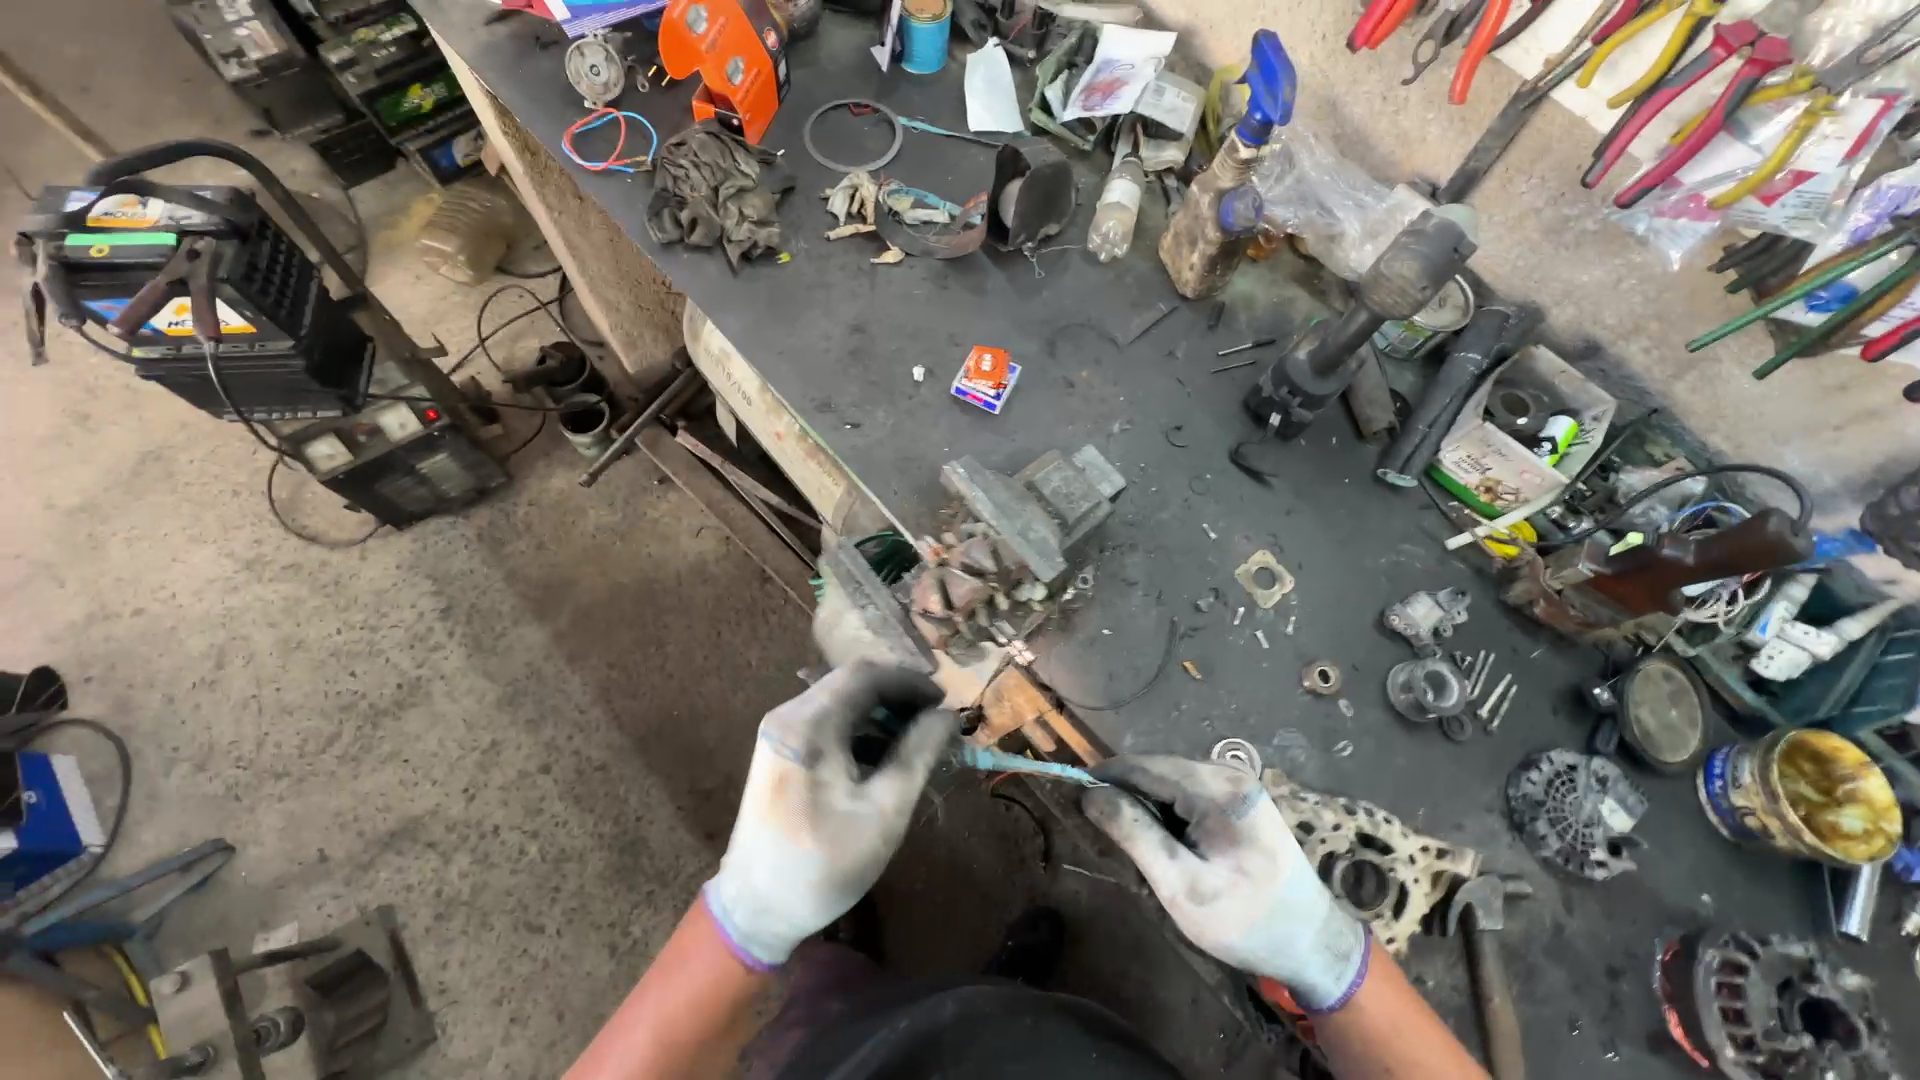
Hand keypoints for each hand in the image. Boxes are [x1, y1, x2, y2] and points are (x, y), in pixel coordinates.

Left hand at [702, 662, 954, 969]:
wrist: (755, 910)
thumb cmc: (824, 863)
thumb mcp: (884, 810)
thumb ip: (917, 753)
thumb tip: (946, 716)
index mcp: (807, 724)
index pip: (865, 675)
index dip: (910, 682)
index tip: (946, 703)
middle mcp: (787, 717)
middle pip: (850, 684)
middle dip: (898, 697)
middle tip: (936, 722)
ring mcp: (778, 734)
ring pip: (838, 702)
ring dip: (880, 714)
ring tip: (917, 741)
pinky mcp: (779, 753)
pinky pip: (825, 724)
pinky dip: (859, 731)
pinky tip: (883, 757)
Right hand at [1082, 755, 1369, 1011]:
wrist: (1313, 944)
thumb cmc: (1244, 920)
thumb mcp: (1181, 885)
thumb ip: (1134, 833)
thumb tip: (1090, 794)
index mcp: (1216, 789)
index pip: (1141, 766)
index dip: (1102, 778)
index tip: (1069, 798)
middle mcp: (1228, 774)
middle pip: (1155, 770)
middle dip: (1123, 794)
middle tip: (1099, 831)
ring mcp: (1238, 785)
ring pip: (1169, 781)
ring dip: (1145, 805)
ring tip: (1130, 843)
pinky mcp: (1240, 800)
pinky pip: (1188, 793)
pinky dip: (1167, 812)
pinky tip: (1164, 844)